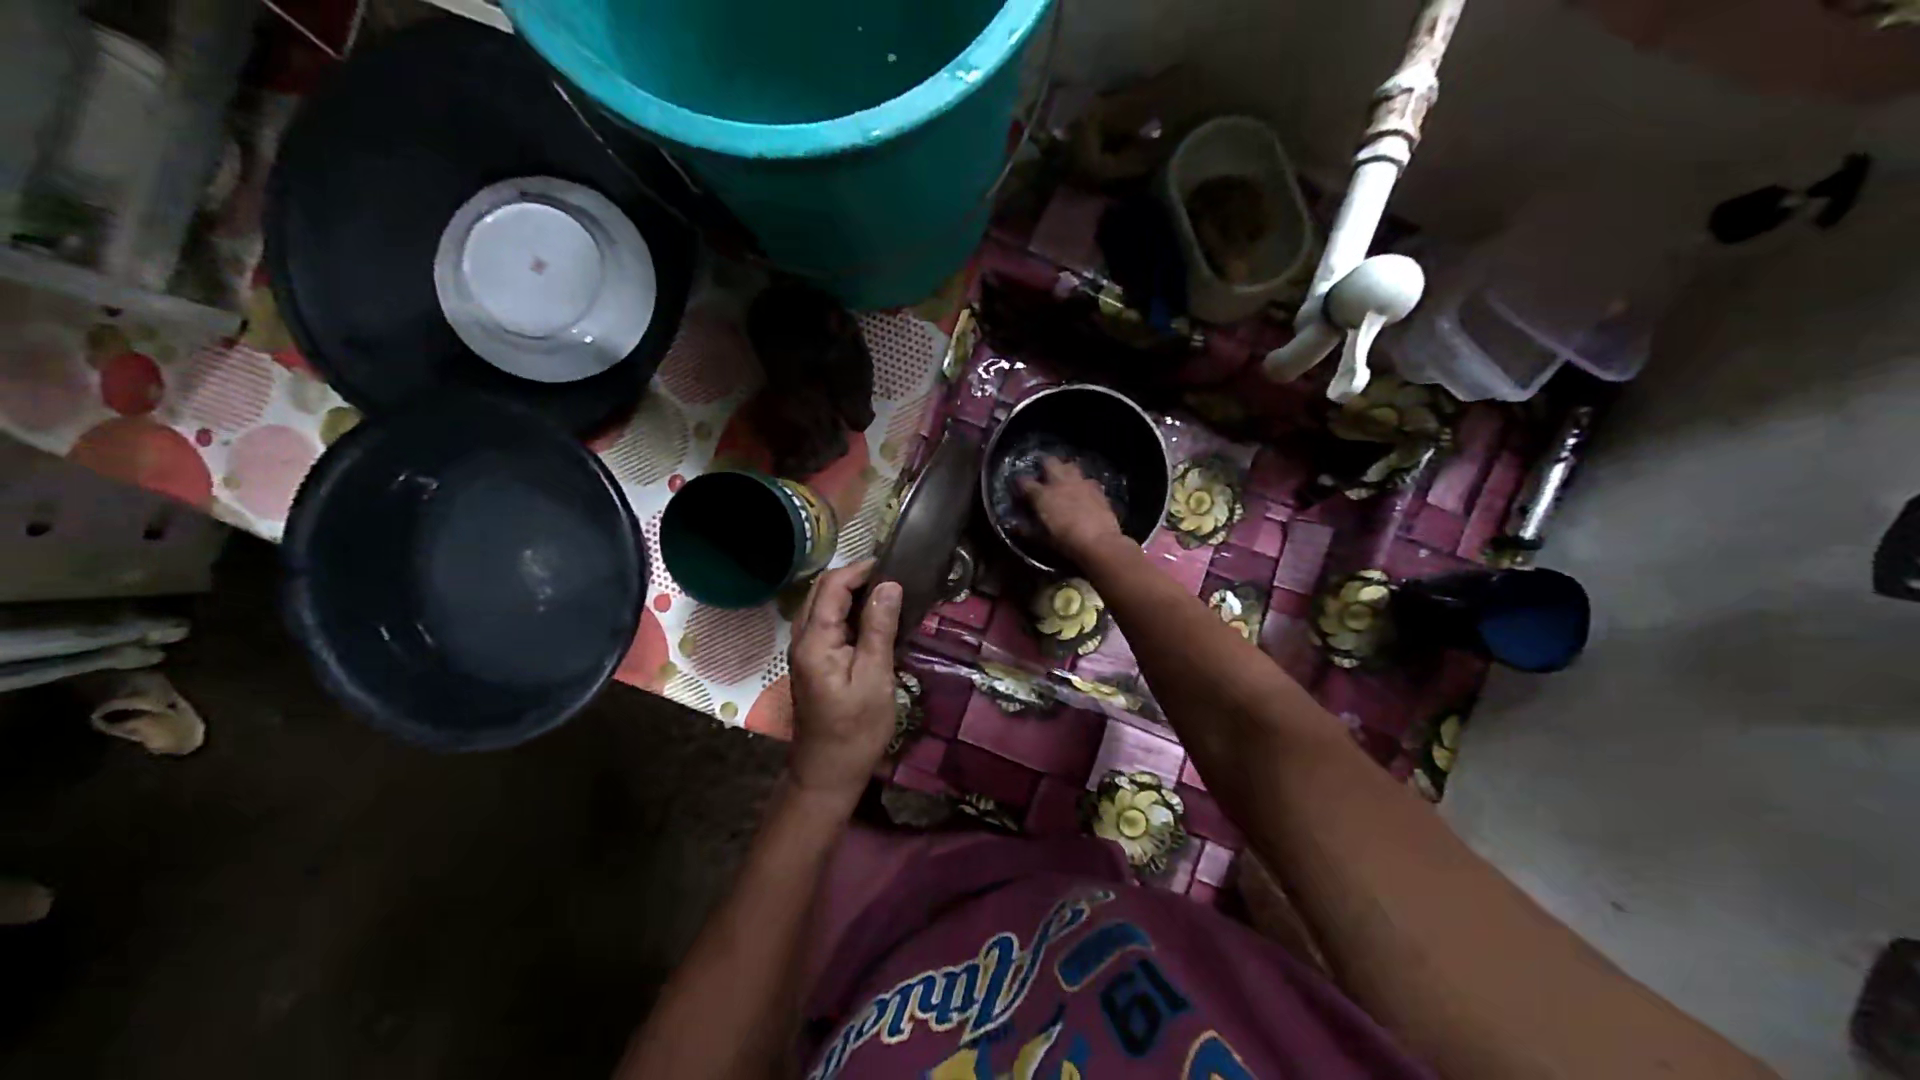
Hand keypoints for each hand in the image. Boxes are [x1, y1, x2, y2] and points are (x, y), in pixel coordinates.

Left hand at [787, 561, 902, 801]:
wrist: (829, 772)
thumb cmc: (856, 729)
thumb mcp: (875, 678)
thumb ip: (880, 629)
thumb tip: (890, 585)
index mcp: (815, 641)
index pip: (832, 587)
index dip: (861, 569)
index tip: (893, 565)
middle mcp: (801, 639)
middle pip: (822, 591)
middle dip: (854, 577)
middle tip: (892, 579)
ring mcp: (803, 651)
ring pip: (821, 606)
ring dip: (849, 593)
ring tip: (885, 594)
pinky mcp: (811, 662)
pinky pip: (825, 623)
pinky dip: (846, 612)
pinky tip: (871, 620)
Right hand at [1017, 457, 1124, 560]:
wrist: (1099, 542)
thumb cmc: (1065, 542)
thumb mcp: (1041, 539)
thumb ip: (1026, 529)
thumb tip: (1015, 525)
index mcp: (1042, 495)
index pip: (1024, 482)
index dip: (1019, 484)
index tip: (1018, 488)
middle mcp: (1060, 482)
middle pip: (1049, 462)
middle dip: (1044, 466)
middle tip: (1043, 476)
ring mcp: (1080, 483)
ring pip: (1070, 466)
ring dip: (1065, 471)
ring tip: (1064, 481)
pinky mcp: (1097, 489)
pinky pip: (1087, 480)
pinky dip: (1082, 484)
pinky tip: (1083, 493)